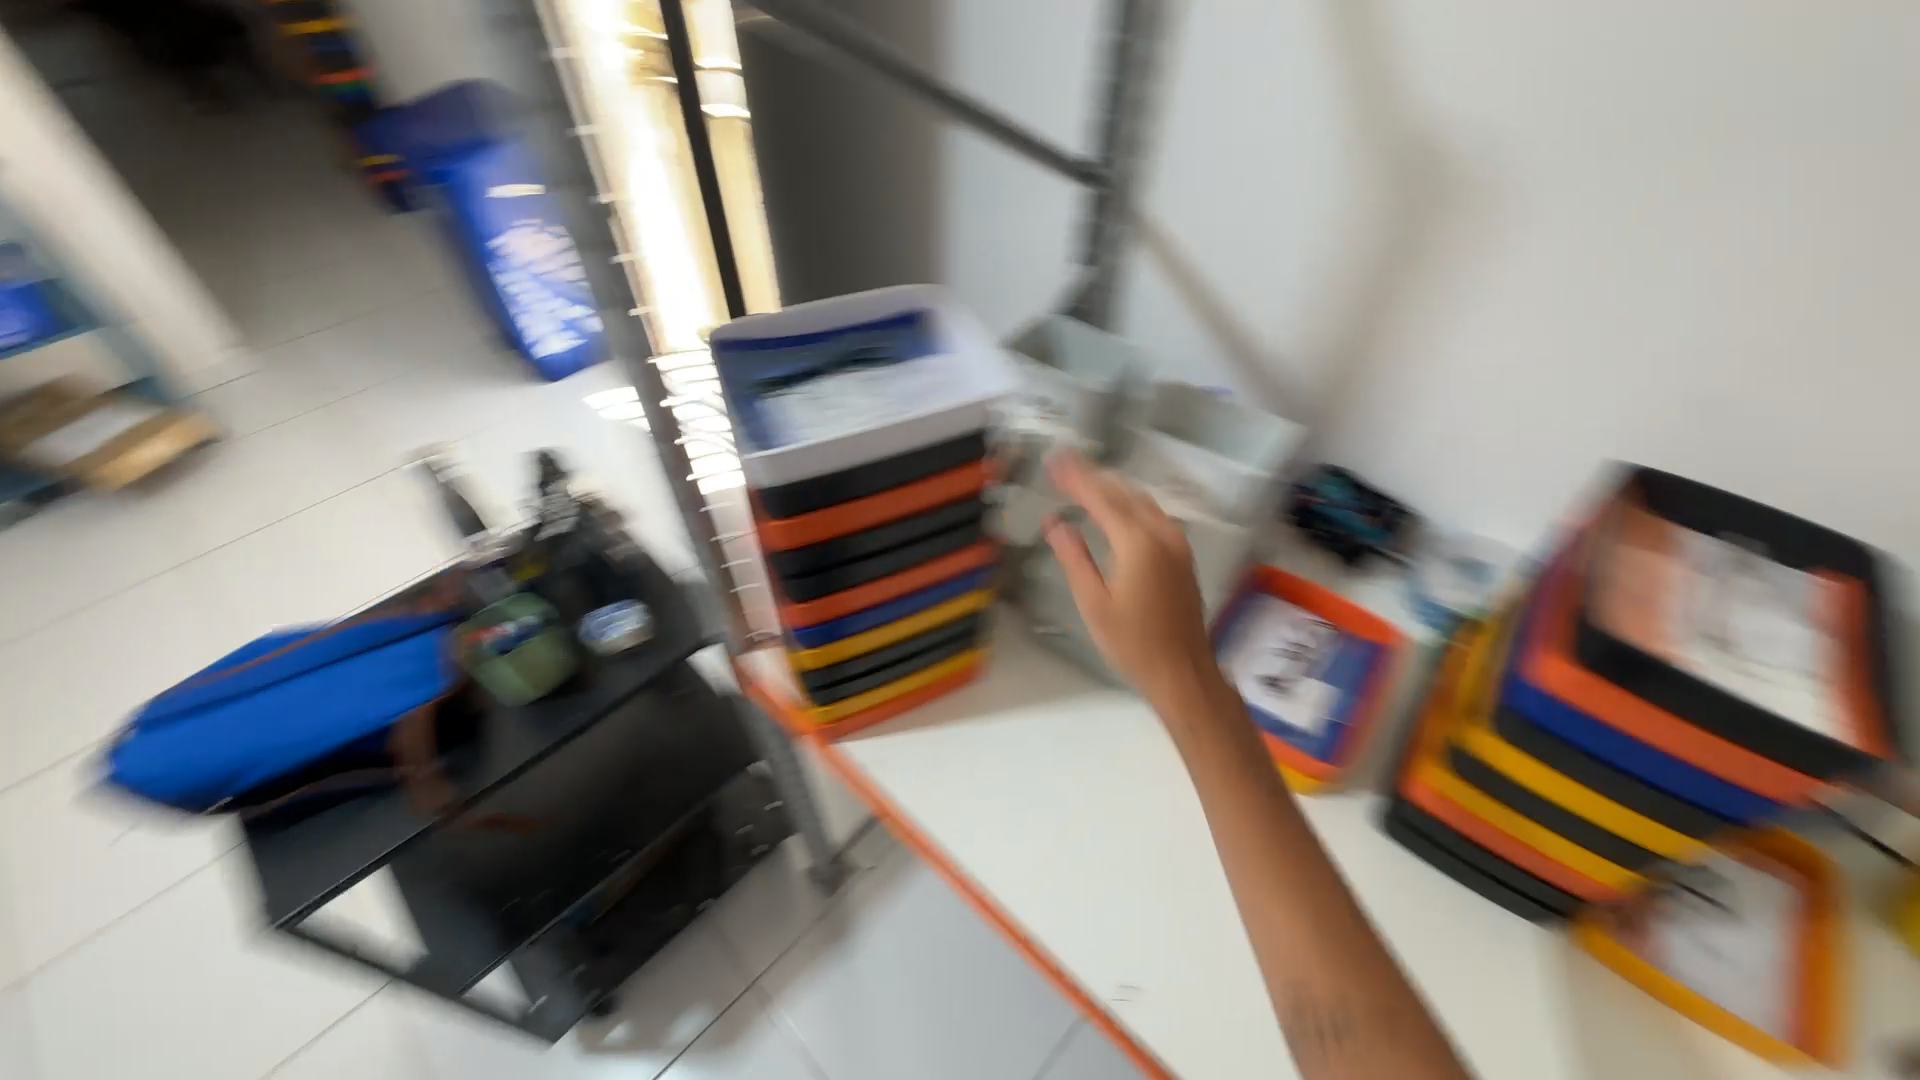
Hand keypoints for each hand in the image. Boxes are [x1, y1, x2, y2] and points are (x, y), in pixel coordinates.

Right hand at [1042, 451, 1229, 718]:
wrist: (1182, 670)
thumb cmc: (1132, 643)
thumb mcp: (1093, 603)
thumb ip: (1073, 558)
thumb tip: (1054, 523)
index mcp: (1137, 543)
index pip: (1101, 497)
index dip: (1076, 477)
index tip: (1053, 460)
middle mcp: (1161, 534)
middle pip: (1123, 492)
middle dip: (1092, 476)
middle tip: (1062, 465)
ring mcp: (1177, 543)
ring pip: (1142, 501)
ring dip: (1112, 488)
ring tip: (1084, 481)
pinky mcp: (1183, 555)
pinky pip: (1154, 514)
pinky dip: (1130, 503)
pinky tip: (1116, 508)